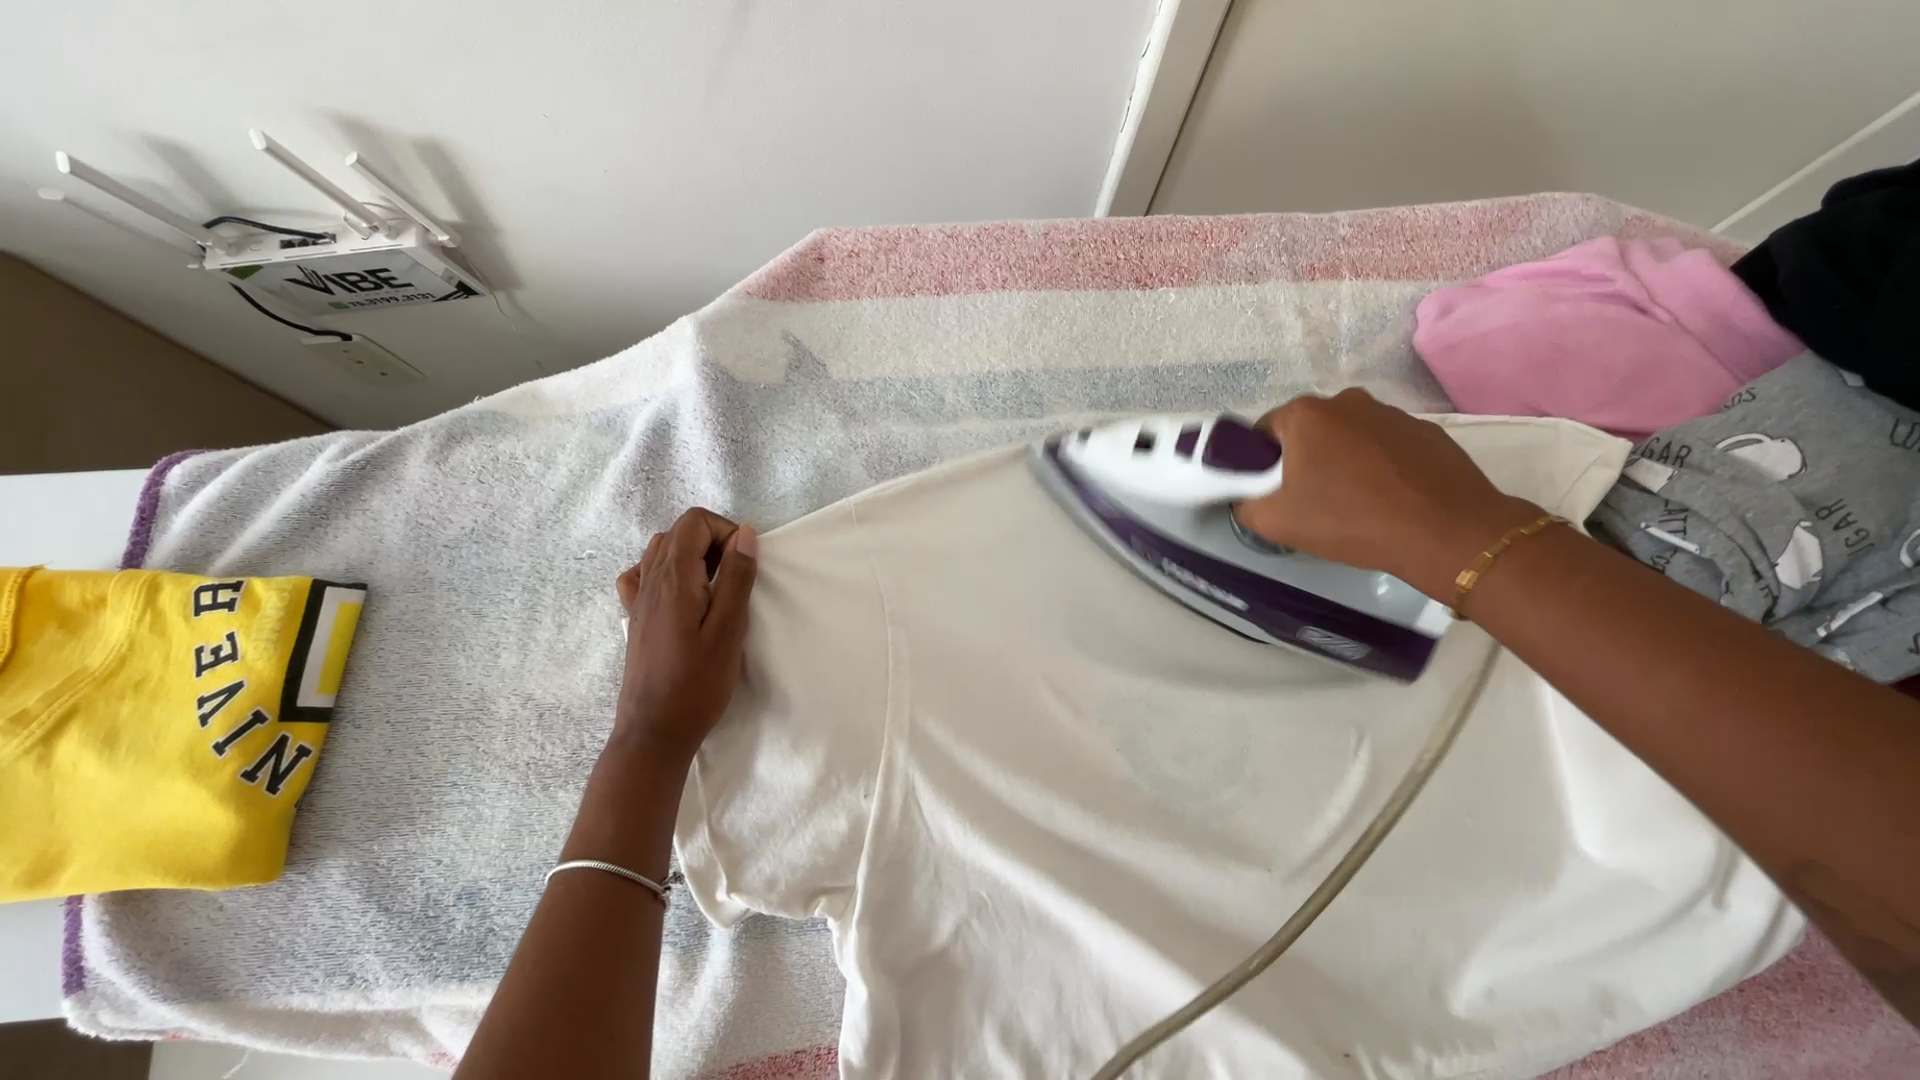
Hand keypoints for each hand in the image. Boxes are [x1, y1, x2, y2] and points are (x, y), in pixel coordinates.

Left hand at [613, 508, 758, 762]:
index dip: (726, 532)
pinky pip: (643, 576)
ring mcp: (638, 600)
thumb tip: (744, 534)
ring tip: (715, 588)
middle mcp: (650, 581)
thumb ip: (736, 577)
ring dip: (692, 555)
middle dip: (713, 541)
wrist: (655, 730)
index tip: (745, 565)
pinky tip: (682, 596)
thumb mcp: (729, 629)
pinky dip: (665, 573)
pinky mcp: (636, 620)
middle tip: (736, 578)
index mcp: (674, 578)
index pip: (695, 522)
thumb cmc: (698, 682)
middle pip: (679, 532)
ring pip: (660, 551)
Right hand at [1232, 388, 1540, 599]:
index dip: (1260, 464)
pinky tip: (1388, 500)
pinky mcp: (1426, 432)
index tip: (1272, 493)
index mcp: (1306, 414)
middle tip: (1310, 502)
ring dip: (1343, 462)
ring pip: (1348, 438)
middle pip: (1308, 432)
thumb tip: (1246, 498)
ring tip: (1354, 503)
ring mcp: (1391, 413)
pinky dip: (1379, 468)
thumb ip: (1244, 505)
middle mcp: (1347, 401)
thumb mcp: (1276, 522)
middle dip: (1303, 460)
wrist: (1445, 532)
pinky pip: (1386, 447)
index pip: (1263, 432)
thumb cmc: (1350, 520)